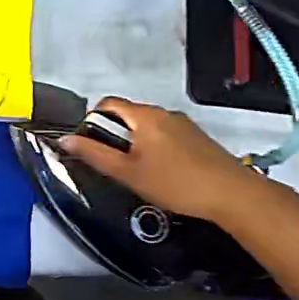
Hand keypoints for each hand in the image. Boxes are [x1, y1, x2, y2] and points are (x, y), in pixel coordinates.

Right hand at [58, 98, 272, 222]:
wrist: (233, 196)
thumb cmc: (175, 183)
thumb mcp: (127, 172)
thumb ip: (94, 154)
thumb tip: (65, 140)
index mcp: (144, 116)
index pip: (107, 104)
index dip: (92, 120)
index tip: (91, 146)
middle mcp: (164, 113)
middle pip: (127, 114)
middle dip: (114, 134)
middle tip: (113, 163)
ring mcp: (183, 124)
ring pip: (146, 126)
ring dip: (135, 142)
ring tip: (137, 171)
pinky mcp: (197, 138)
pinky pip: (165, 134)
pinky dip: (154, 147)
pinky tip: (161, 172)